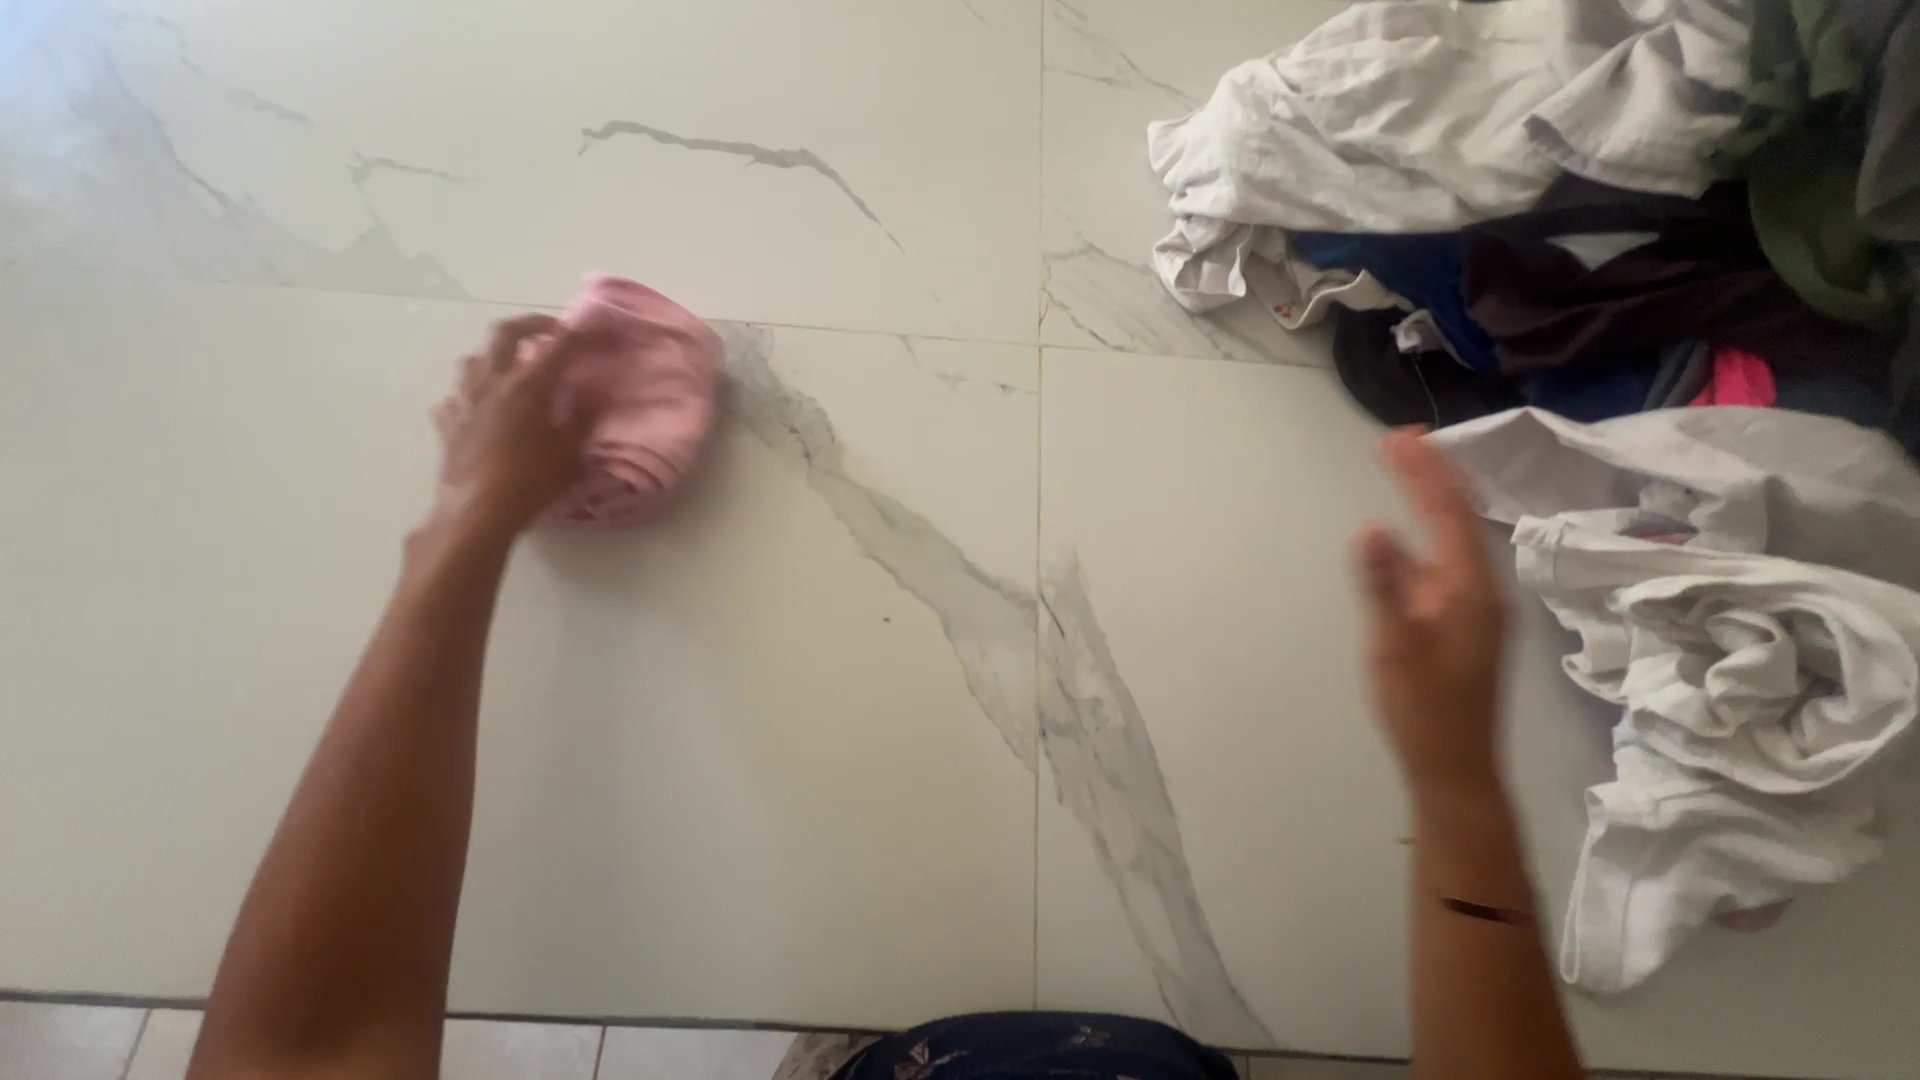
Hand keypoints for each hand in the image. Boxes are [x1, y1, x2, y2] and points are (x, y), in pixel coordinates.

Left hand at [428, 315, 601, 542]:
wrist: (477, 511)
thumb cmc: (532, 481)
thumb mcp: (572, 453)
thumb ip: (582, 418)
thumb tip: (593, 395)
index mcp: (528, 386)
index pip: (560, 346)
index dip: (583, 334)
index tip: (600, 331)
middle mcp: (492, 382)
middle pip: (505, 333)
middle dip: (531, 323)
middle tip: (551, 329)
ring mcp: (464, 399)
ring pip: (475, 358)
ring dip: (497, 354)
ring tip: (513, 366)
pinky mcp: (447, 421)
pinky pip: (457, 393)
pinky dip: (474, 392)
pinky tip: (483, 406)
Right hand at [1353, 428, 1507, 799]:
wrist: (1455, 763)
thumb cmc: (1422, 706)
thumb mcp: (1394, 645)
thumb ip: (1383, 585)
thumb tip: (1371, 527)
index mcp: (1469, 589)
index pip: (1445, 515)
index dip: (1423, 472)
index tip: (1399, 437)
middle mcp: (1482, 589)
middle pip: (1458, 518)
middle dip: (1432, 474)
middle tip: (1404, 438)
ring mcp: (1477, 606)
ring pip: (1457, 537)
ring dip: (1434, 498)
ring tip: (1411, 466)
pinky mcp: (1466, 621)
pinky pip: (1451, 557)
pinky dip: (1433, 529)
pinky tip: (1418, 529)